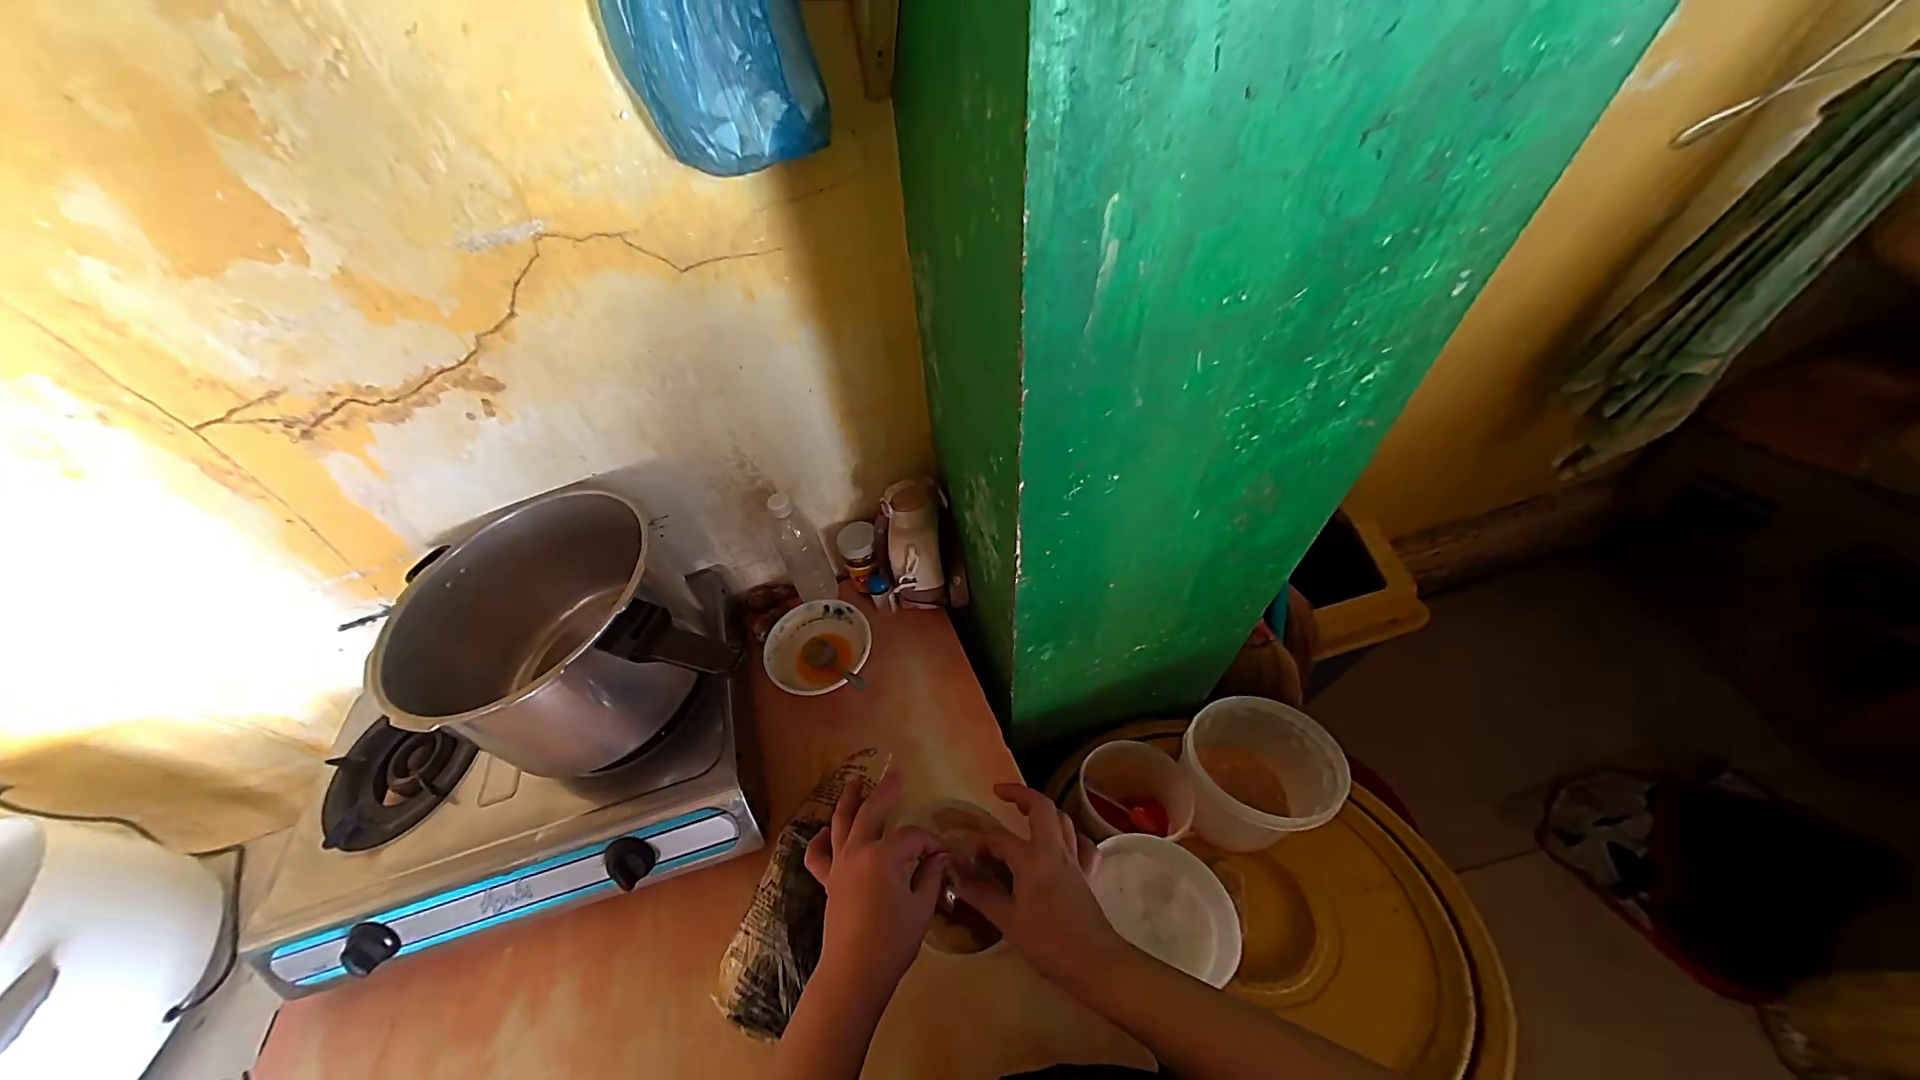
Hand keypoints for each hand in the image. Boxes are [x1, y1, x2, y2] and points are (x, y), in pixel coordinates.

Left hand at [804, 772, 950, 992]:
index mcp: (884, 856)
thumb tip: (939, 857)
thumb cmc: (893, 941)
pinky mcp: (828, 880)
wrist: (854, 973)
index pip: (912, 837)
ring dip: (849, 800)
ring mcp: (839, 864)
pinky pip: (818, 854)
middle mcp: (858, 851)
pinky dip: (821, 840)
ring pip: (841, 823)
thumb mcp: (921, 907)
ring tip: (855, 782)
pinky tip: (827, 832)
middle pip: (873, 812)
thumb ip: (931, 876)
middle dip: (887, 792)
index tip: (942, 855)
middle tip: (896, 776)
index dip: (930, 843)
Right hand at [950, 783, 1129, 986]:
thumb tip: (957, 879)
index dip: (977, 841)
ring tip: (1026, 813)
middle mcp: (1054, 849)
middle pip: (1041, 807)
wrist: (1094, 961)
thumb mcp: (1008, 921)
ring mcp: (1074, 859)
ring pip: (1062, 819)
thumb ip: (982, 896)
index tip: (962, 852)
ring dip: (1044, 810)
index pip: (998, 838)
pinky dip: (1072, 836)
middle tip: (1001, 792)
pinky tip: (1063, 843)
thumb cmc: (1048, 942)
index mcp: (1031, 858)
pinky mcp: (1088, 873)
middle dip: (1020, 794)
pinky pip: (1082, 843)